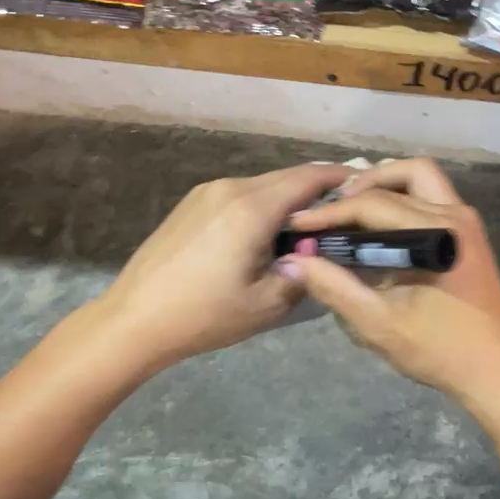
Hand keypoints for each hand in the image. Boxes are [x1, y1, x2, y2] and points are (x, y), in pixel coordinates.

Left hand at [91, 164, 352, 372]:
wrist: (132, 321)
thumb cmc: (204, 315)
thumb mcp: (267, 303)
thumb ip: (305, 272)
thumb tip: (321, 253)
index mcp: (252, 208)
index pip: (309, 178)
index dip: (341, 177)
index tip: (367, 183)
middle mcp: (230, 188)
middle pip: (287, 177)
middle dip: (319, 187)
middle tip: (347, 206)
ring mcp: (207, 193)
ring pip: (264, 184)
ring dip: (291, 197)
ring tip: (312, 222)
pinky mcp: (192, 203)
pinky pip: (242, 193)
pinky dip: (266, 203)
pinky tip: (272, 229)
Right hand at [278, 158, 499, 402]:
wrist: (494, 370)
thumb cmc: (438, 349)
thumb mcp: (378, 322)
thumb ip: (334, 287)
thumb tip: (292, 261)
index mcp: (438, 232)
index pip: (373, 205)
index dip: (330, 212)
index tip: (297, 223)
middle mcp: (457, 216)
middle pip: (407, 173)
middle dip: (364, 184)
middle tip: (332, 210)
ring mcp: (468, 224)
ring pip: (424, 180)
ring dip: (387, 186)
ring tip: (352, 212)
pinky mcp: (470, 236)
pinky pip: (433, 199)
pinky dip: (404, 200)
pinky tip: (379, 228)